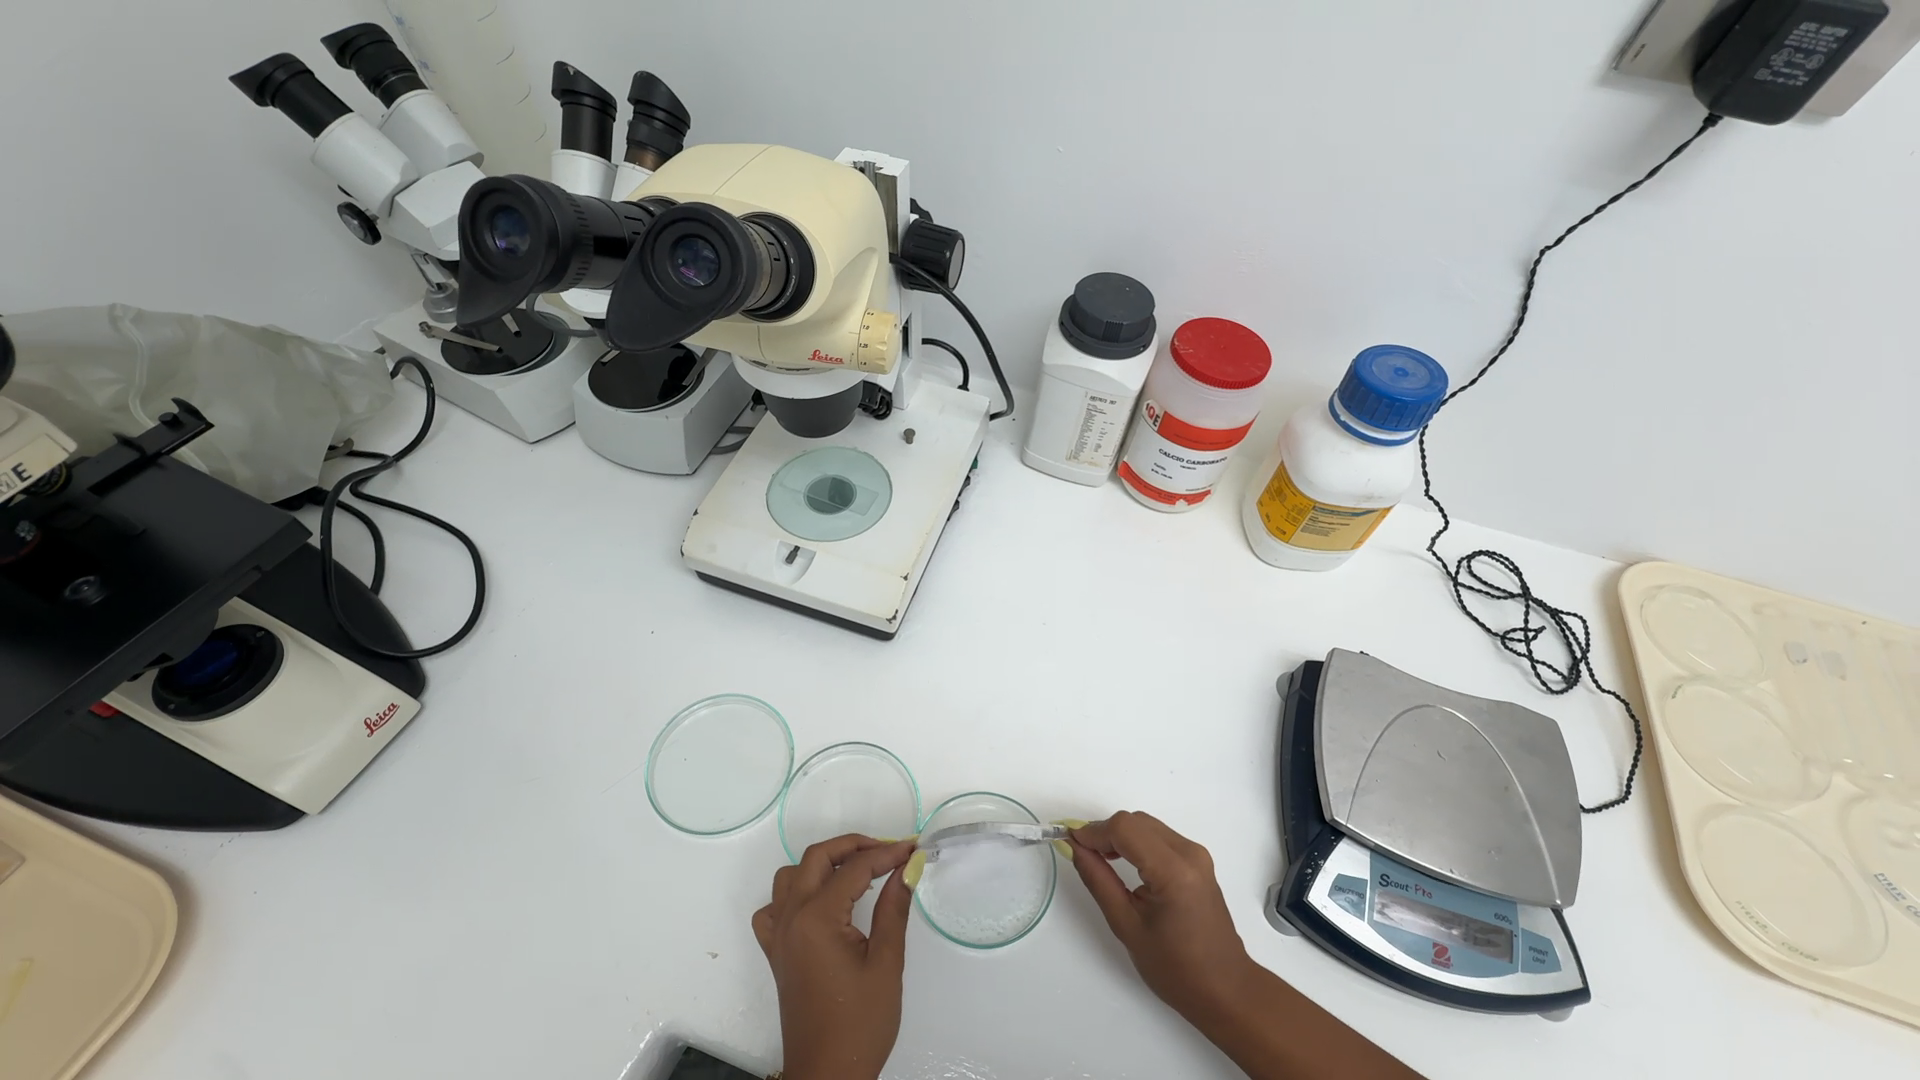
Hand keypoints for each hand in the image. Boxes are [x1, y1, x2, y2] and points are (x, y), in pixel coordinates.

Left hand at [752, 835, 915, 1079]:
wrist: (828, 1074)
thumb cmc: (861, 1023)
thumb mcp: (887, 964)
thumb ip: (894, 909)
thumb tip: (906, 867)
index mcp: (817, 918)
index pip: (855, 868)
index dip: (887, 853)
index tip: (914, 849)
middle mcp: (790, 918)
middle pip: (817, 857)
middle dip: (854, 846)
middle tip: (889, 851)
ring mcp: (778, 934)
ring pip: (792, 875)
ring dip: (824, 864)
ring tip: (859, 871)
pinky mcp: (776, 952)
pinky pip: (775, 906)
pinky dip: (795, 893)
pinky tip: (819, 903)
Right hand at [1067, 812, 1259, 1020]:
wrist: (1224, 988)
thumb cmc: (1174, 967)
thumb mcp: (1127, 926)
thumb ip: (1098, 880)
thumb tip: (1075, 848)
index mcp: (1174, 871)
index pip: (1126, 829)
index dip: (1094, 832)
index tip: (1071, 844)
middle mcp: (1190, 854)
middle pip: (1137, 822)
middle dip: (1105, 832)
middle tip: (1083, 854)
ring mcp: (1198, 856)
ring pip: (1148, 826)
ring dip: (1121, 835)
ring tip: (1100, 859)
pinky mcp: (1199, 862)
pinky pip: (1160, 837)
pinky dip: (1137, 842)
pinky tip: (1124, 862)